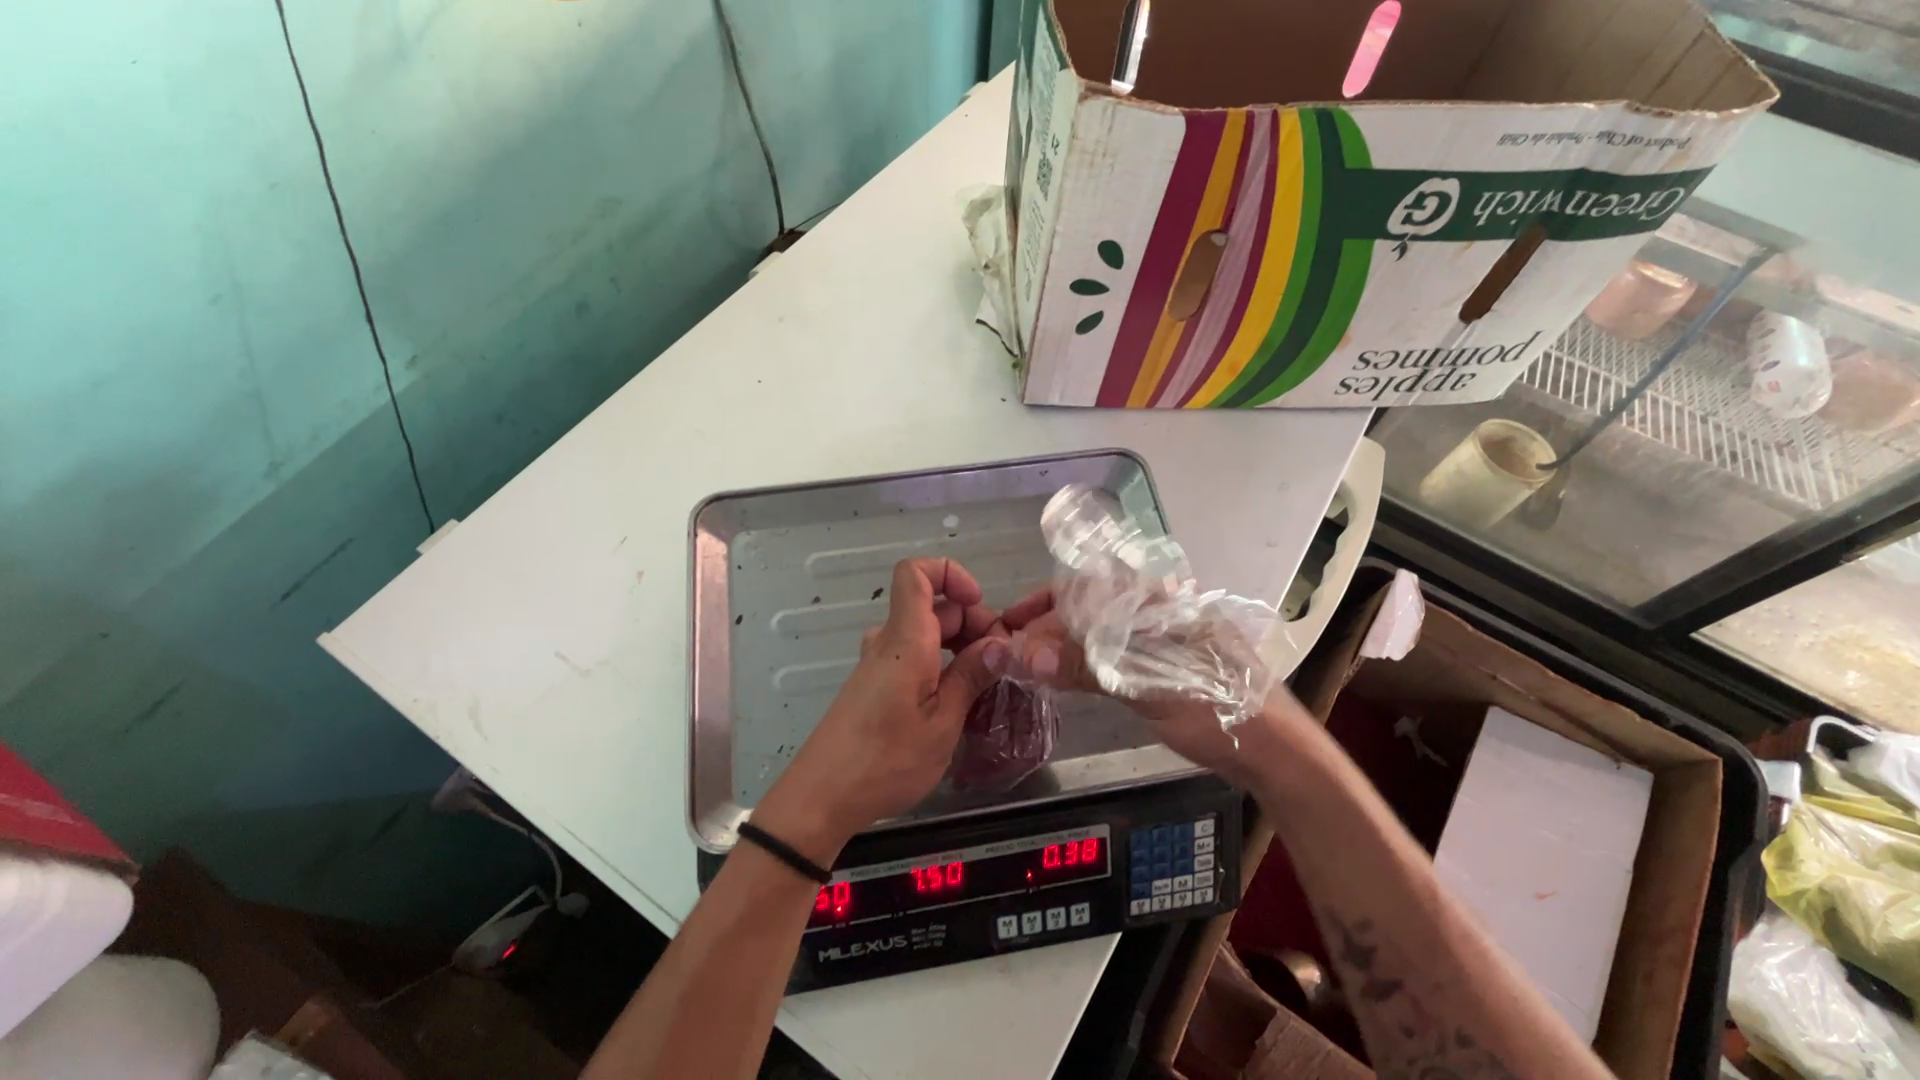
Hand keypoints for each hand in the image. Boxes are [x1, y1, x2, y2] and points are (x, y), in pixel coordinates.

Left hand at [754, 558, 1001, 864]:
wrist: (822, 797)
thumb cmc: (885, 762)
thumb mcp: (942, 724)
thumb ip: (971, 677)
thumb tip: (1000, 644)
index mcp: (904, 640)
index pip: (916, 573)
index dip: (952, 574)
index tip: (981, 606)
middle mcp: (887, 642)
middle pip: (932, 606)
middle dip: (972, 623)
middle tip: (1001, 663)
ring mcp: (878, 664)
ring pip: (925, 634)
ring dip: (960, 647)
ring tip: (987, 685)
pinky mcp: (874, 686)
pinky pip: (913, 657)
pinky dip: (941, 665)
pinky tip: (959, 701)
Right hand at [992, 587, 1266, 788]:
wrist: (1277, 751)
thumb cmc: (1220, 711)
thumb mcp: (1151, 689)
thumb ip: (1087, 667)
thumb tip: (1023, 656)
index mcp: (1160, 600)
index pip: (1088, 585)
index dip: (1043, 602)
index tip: (1009, 624)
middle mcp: (1158, 609)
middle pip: (1088, 607)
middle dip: (1046, 626)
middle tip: (1010, 654)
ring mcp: (1162, 637)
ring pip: (1098, 631)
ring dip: (1062, 644)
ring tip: (1028, 666)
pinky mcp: (1164, 663)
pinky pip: (1112, 651)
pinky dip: (1083, 660)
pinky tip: (1064, 676)